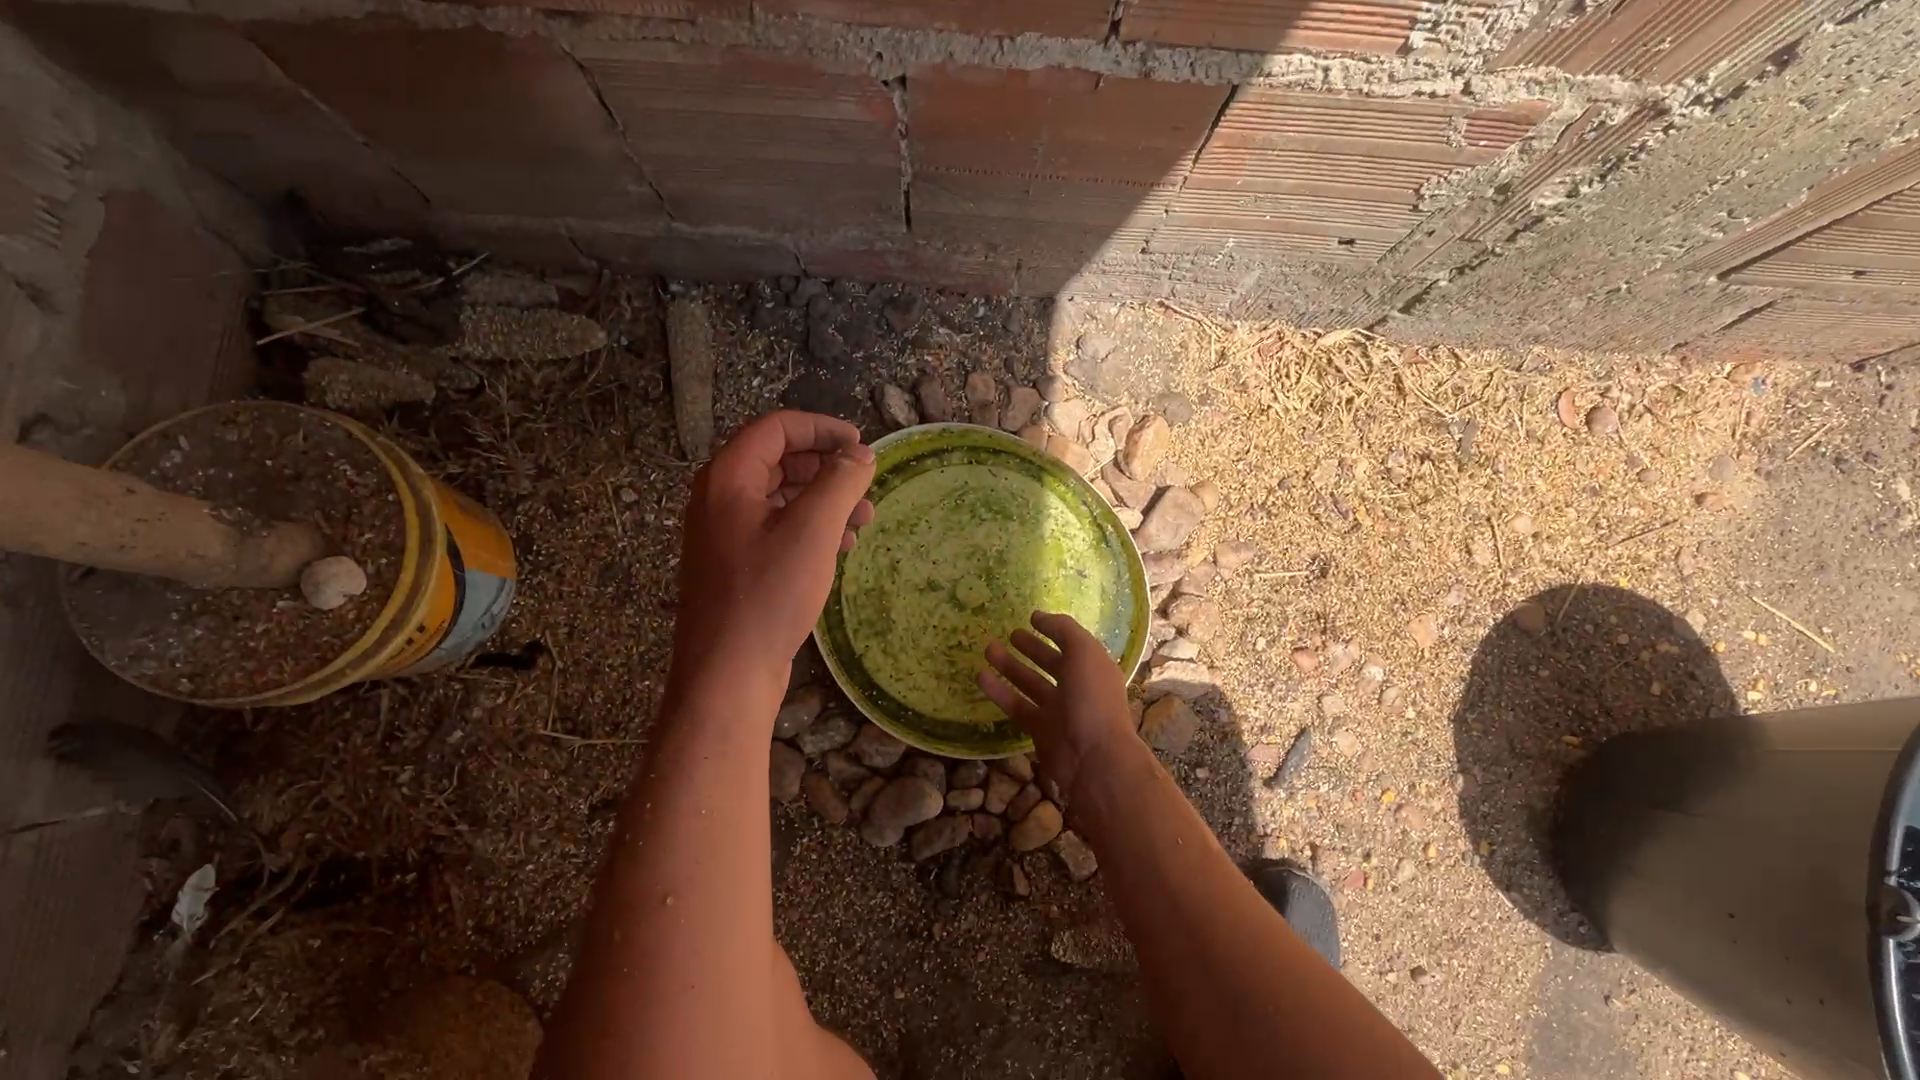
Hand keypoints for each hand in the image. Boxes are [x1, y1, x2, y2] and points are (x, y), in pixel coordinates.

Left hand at [671, 411, 875, 697]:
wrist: (726, 672)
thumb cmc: (768, 594)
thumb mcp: (813, 530)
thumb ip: (840, 482)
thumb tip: (860, 455)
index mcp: (728, 477)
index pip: (776, 428)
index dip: (821, 428)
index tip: (861, 445)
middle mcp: (719, 498)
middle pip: (778, 460)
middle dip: (827, 468)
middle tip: (865, 485)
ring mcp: (724, 533)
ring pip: (780, 497)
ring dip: (824, 501)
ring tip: (863, 520)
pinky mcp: (735, 564)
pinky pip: (776, 528)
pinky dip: (809, 528)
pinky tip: (840, 547)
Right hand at [978, 612, 1136, 804]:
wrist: (1093, 757)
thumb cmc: (1093, 698)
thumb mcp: (1083, 652)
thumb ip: (1063, 630)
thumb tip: (1039, 615)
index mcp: (1093, 667)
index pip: (1072, 643)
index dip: (1053, 630)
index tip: (1031, 617)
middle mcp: (1077, 687)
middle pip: (1051, 663)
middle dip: (1031, 648)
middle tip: (1009, 634)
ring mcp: (1058, 709)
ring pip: (1030, 683)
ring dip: (1010, 666)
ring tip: (988, 648)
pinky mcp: (1039, 728)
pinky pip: (1016, 705)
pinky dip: (999, 691)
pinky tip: (980, 676)